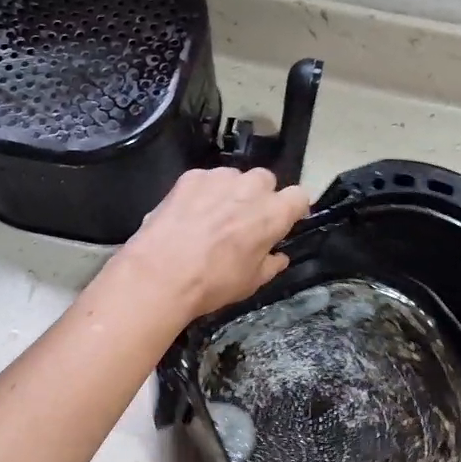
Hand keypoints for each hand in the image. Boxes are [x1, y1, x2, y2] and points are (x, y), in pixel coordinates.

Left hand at [115, 167, 309, 319]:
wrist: (161, 275)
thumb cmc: (213, 283)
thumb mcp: (251, 282)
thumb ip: (271, 264)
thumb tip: (278, 257)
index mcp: (273, 214)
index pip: (299, 196)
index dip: (293, 209)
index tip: (284, 222)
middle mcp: (251, 188)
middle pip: (266, 181)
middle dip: (260, 197)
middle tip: (245, 221)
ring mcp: (219, 178)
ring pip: (235, 177)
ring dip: (231, 192)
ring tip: (214, 218)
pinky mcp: (190, 177)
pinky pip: (206, 180)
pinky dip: (203, 193)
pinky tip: (190, 215)